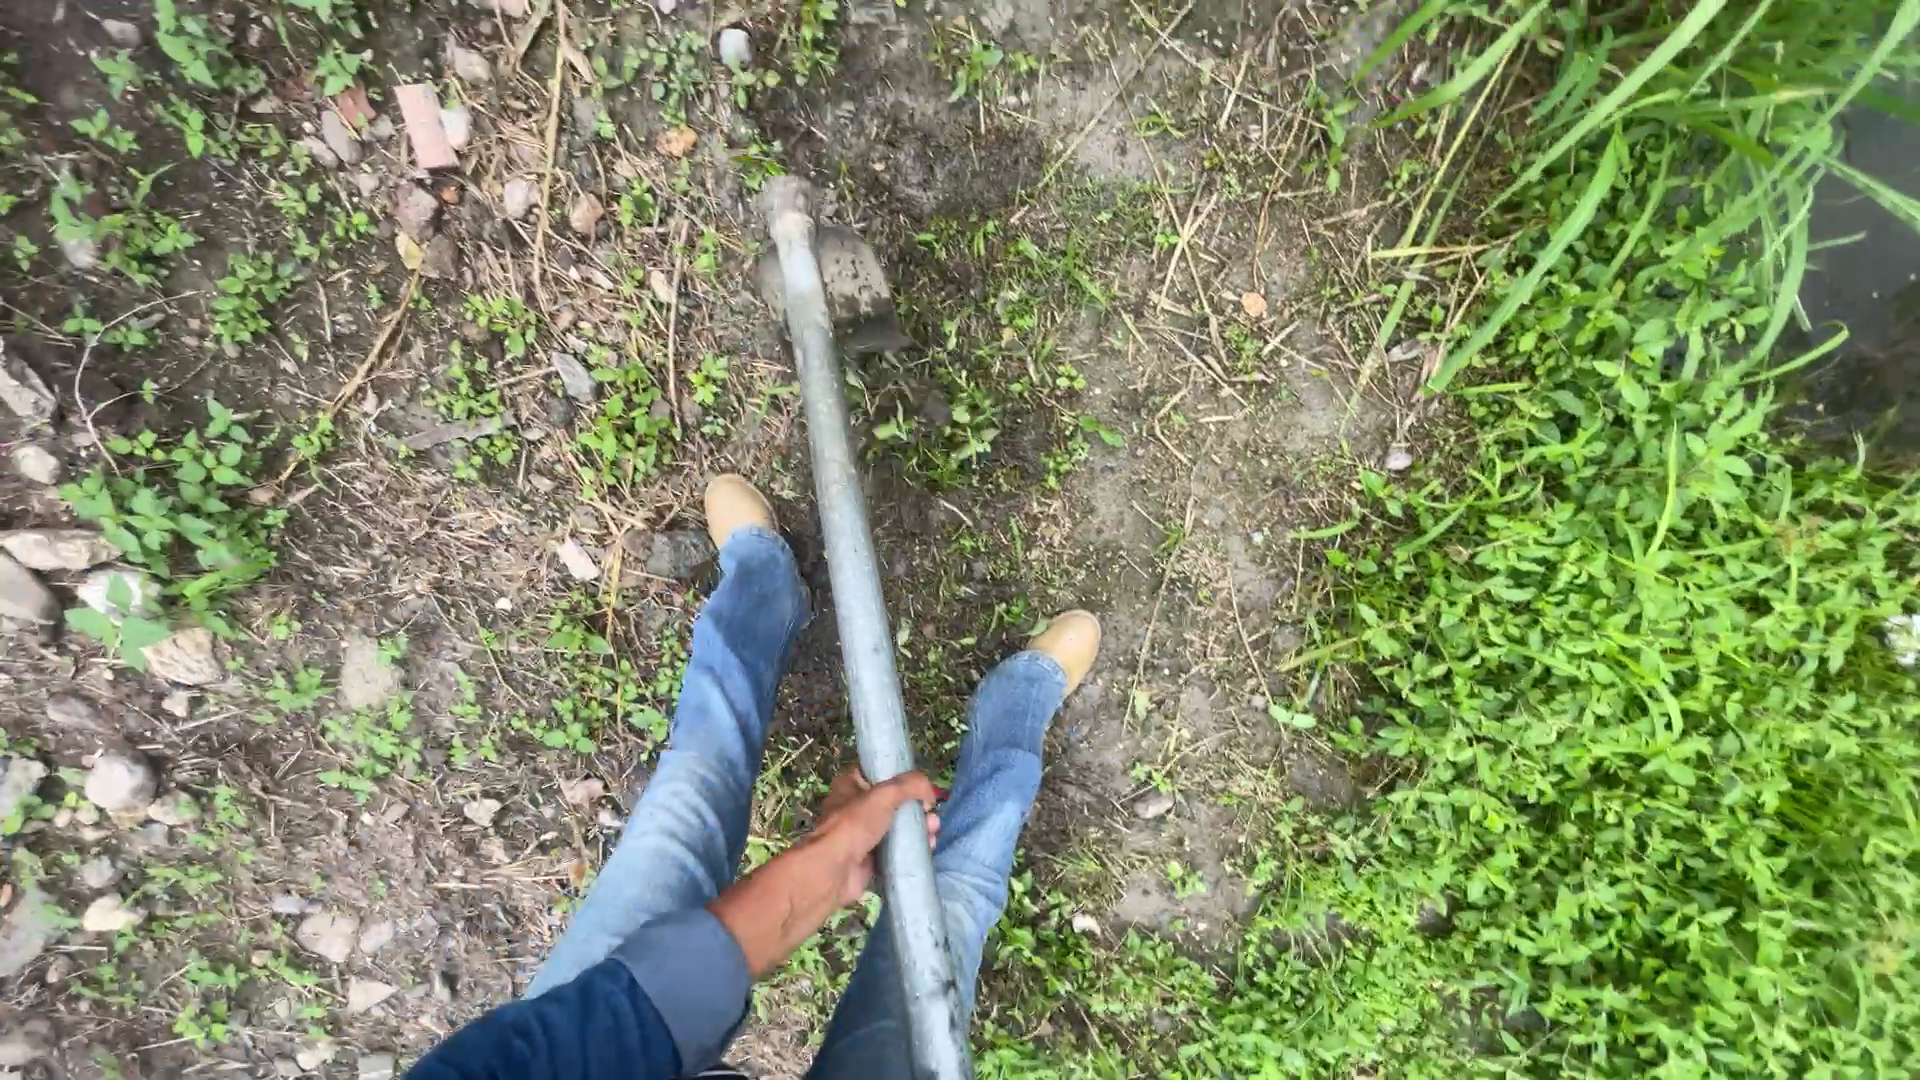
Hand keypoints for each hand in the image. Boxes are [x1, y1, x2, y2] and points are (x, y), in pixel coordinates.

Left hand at [814, 768, 940, 906]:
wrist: (834, 870)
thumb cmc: (855, 824)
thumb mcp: (885, 794)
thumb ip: (911, 785)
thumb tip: (930, 794)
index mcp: (851, 785)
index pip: (880, 774)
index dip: (903, 778)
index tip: (922, 788)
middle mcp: (855, 807)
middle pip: (894, 803)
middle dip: (917, 808)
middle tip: (931, 815)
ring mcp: (862, 834)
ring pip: (897, 827)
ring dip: (918, 828)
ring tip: (933, 832)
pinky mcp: (870, 858)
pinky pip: (896, 849)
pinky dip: (911, 848)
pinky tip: (928, 847)